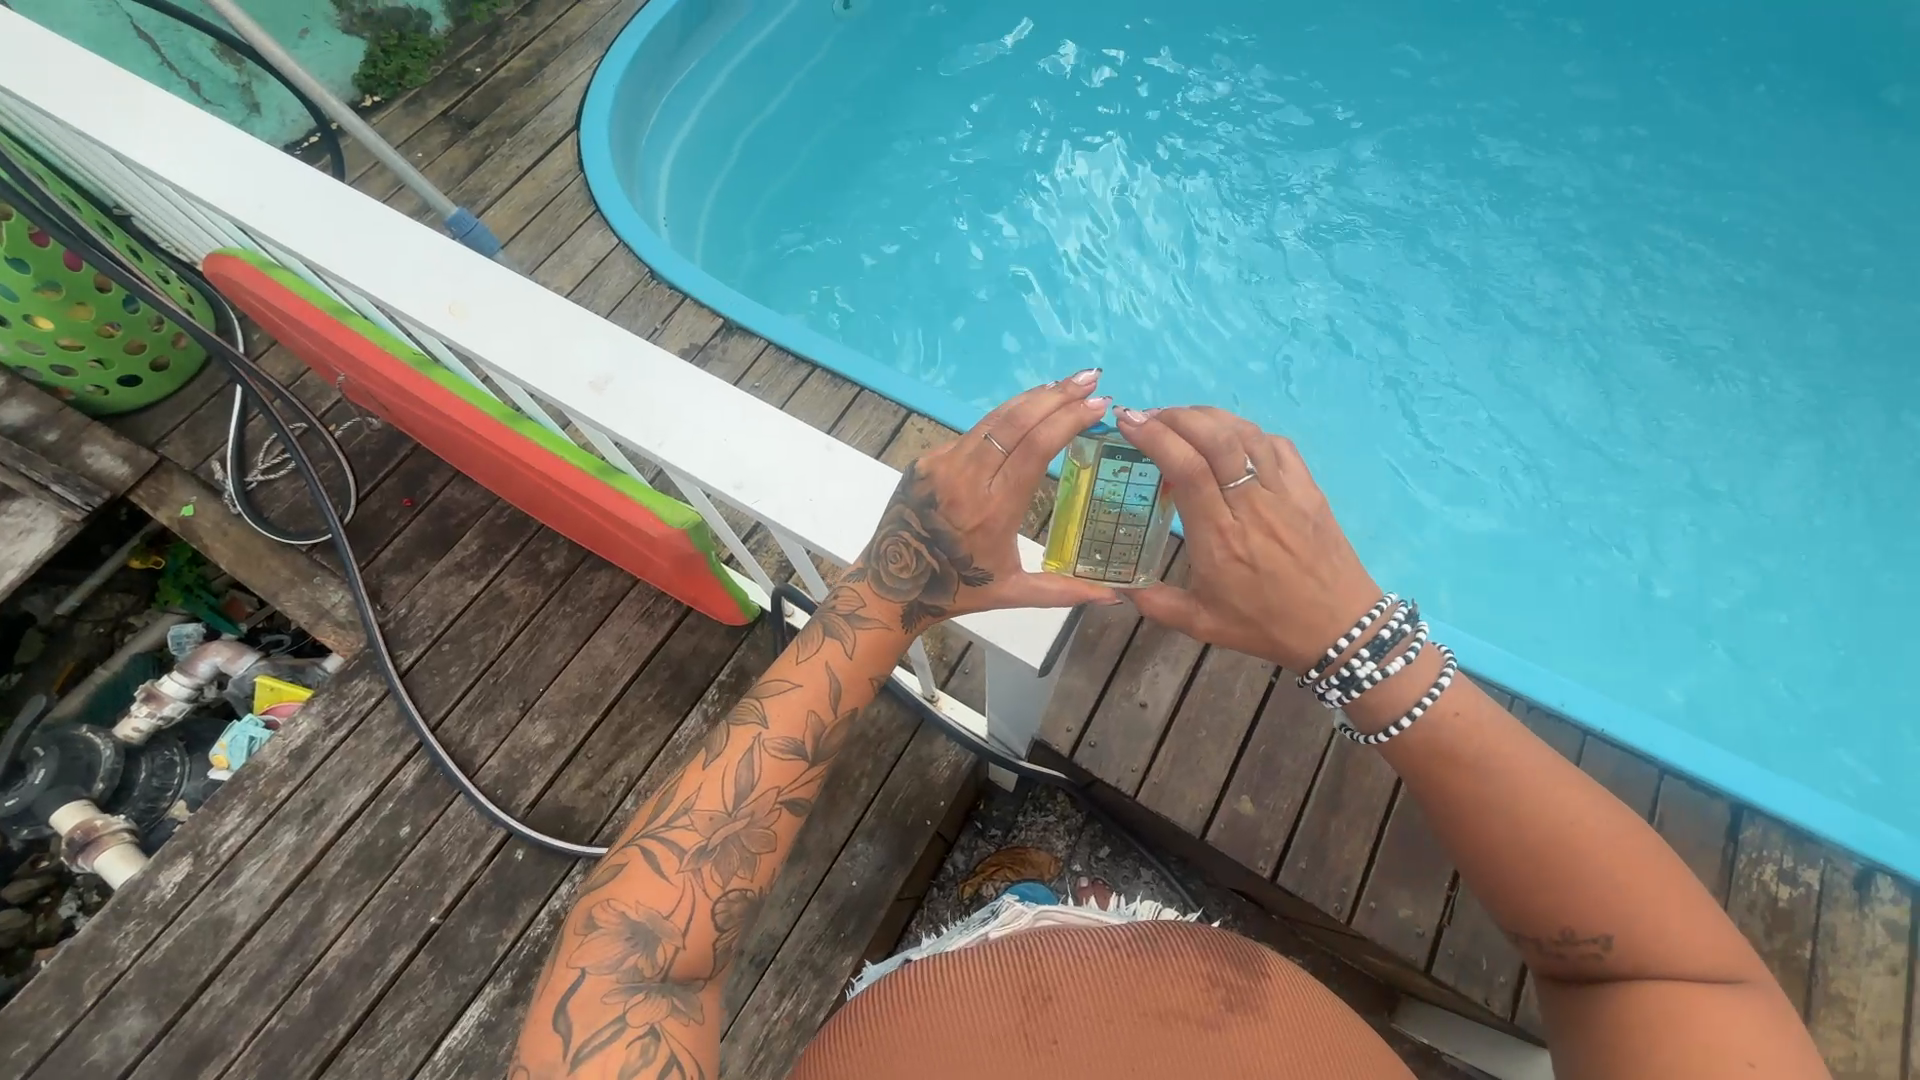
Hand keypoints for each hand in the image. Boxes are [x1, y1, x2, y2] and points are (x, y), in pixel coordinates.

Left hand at [847, 372, 1121, 632]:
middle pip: (1015, 421)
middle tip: (1090, 380)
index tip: (1098, 406)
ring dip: (1031, 399)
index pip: (1035, 449)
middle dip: (1057, 396)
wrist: (891, 586)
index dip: (1067, 421)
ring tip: (1064, 386)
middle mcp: (966, 480)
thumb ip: (1064, 591)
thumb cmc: (956, 590)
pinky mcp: (926, 461)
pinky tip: (1027, 412)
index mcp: (992, 511)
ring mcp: (941, 466)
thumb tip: (1113, 595)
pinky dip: (1004, 420)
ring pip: (992, 420)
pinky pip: (972, 434)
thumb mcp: (1012, 594)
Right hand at [1115, 406, 1381, 671]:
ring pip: (1246, 434)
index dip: (1155, 437)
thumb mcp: (1202, 624)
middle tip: (1148, 415)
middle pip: (1215, 439)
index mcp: (1219, 537)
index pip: (1186, 469)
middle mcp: (1251, 506)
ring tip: (1182, 417)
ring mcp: (1285, 493)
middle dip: (1176, 416)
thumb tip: (1118, 587)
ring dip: (1209, 416)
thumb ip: (1155, 603)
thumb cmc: (1267, 625)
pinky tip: (1230, 437)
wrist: (1340, 629)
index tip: (1128, 421)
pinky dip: (1247, 431)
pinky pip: (1278, 445)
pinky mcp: (1309, 489)